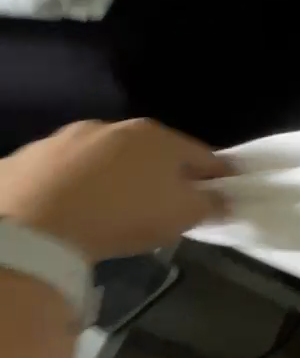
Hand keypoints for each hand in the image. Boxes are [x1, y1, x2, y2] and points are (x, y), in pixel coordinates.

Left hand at [0, 120, 232, 261]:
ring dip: (113, 179)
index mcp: (156, 136)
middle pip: (149, 155)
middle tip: (163, 206)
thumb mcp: (189, 214)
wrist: (27, 229)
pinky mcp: (18, 160)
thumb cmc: (125, 214)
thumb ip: (214, 202)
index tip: (219, 198)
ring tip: (112, 211)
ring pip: (102, 162)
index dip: (216, 179)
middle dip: (160, 176)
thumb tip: (220, 198)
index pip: (204, 157)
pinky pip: (59, 174)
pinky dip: (70, 188)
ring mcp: (58, 141)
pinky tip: (72, 212)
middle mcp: (109, 127)